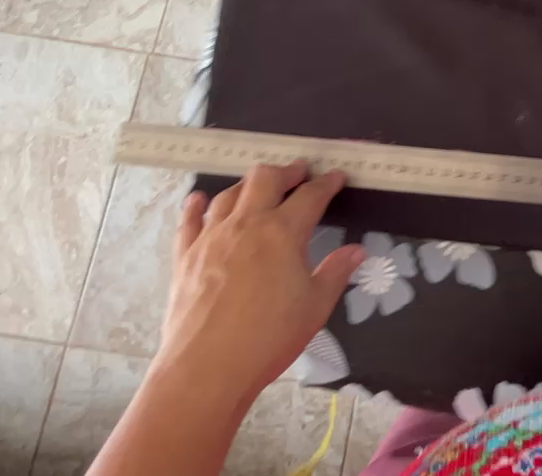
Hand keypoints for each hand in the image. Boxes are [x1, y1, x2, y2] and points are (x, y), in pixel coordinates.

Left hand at [155, 162, 364, 400]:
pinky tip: (200, 199)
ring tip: (258, 186)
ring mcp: (212, 237)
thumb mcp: (315, 307)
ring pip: (230, 194)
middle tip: (299, 172)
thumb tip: (357, 250)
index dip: (327, 183)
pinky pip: (190, 221)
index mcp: (283, 231)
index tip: (336, 176)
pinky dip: (197, 205)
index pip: (311, 195)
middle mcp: (247, 223)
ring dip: (248, 184)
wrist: (206, 369)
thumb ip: (336, 272)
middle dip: (286, 171)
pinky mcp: (185, 256)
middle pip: (265, 179)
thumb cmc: (269, 338)